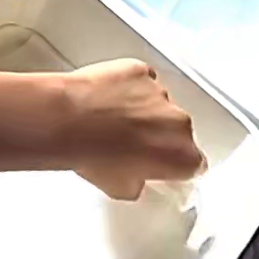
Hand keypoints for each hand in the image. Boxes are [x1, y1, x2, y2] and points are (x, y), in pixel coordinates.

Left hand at [59, 59, 205, 199]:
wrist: (67, 120)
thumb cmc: (92, 154)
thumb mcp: (122, 188)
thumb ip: (142, 180)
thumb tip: (135, 174)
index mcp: (183, 157)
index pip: (192, 162)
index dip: (172, 162)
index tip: (157, 160)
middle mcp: (178, 121)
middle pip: (175, 128)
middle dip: (157, 132)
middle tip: (128, 137)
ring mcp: (158, 91)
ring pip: (156, 100)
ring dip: (141, 106)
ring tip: (111, 113)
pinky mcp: (138, 69)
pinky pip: (139, 77)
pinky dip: (127, 83)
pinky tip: (107, 93)